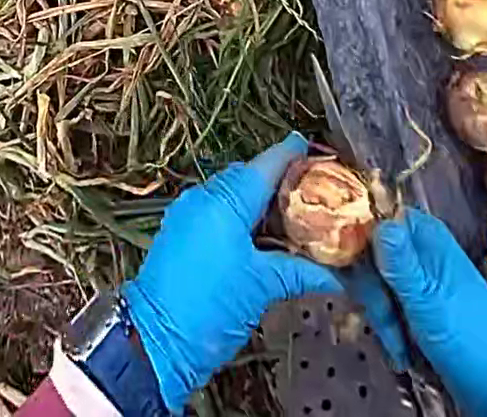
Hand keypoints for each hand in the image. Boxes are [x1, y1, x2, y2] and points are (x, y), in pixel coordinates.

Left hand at [124, 133, 345, 409]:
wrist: (153, 342)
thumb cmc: (208, 309)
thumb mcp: (262, 287)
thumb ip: (298, 271)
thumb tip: (334, 277)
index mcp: (226, 200)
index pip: (267, 164)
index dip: (291, 153)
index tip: (309, 145)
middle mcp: (205, 196)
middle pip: (250, 176)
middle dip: (278, 182)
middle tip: (308, 193)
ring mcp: (189, 210)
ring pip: (233, 193)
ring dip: (259, 202)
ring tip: (289, 220)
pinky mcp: (180, 228)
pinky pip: (216, 209)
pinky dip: (239, 216)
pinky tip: (259, 238)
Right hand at [373, 209, 486, 416]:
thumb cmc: (470, 340)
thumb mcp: (428, 299)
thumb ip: (399, 261)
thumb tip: (379, 221)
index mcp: (423, 232)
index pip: (372, 217)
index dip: (356, 243)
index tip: (352, 273)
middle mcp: (417, 246)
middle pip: (368, 251)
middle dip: (370, 289)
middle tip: (383, 318)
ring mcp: (417, 274)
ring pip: (373, 279)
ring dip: (379, 313)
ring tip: (398, 344)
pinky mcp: (416, 300)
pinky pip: (385, 301)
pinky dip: (387, 324)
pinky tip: (399, 347)